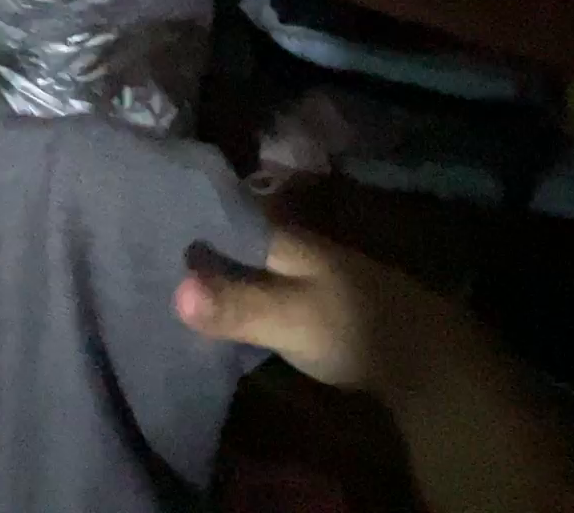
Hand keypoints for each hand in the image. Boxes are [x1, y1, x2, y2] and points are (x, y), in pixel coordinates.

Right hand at [173, 228, 496, 406]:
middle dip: (192, 245)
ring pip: (244, 261)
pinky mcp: (312, 301)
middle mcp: (287, 243)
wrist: (433, 362)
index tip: (140, 221)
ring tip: (165, 279)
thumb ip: (235, 303)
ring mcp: (303, 271)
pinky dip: (236, 293)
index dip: (180, 215)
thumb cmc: (355, 325)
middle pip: (228, 237)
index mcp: (278, 234)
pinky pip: (259, 286)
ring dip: (212, 271)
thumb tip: (175, 291)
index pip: (218, 211)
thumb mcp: (289, 315)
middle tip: (143, 254)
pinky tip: (214, 306)